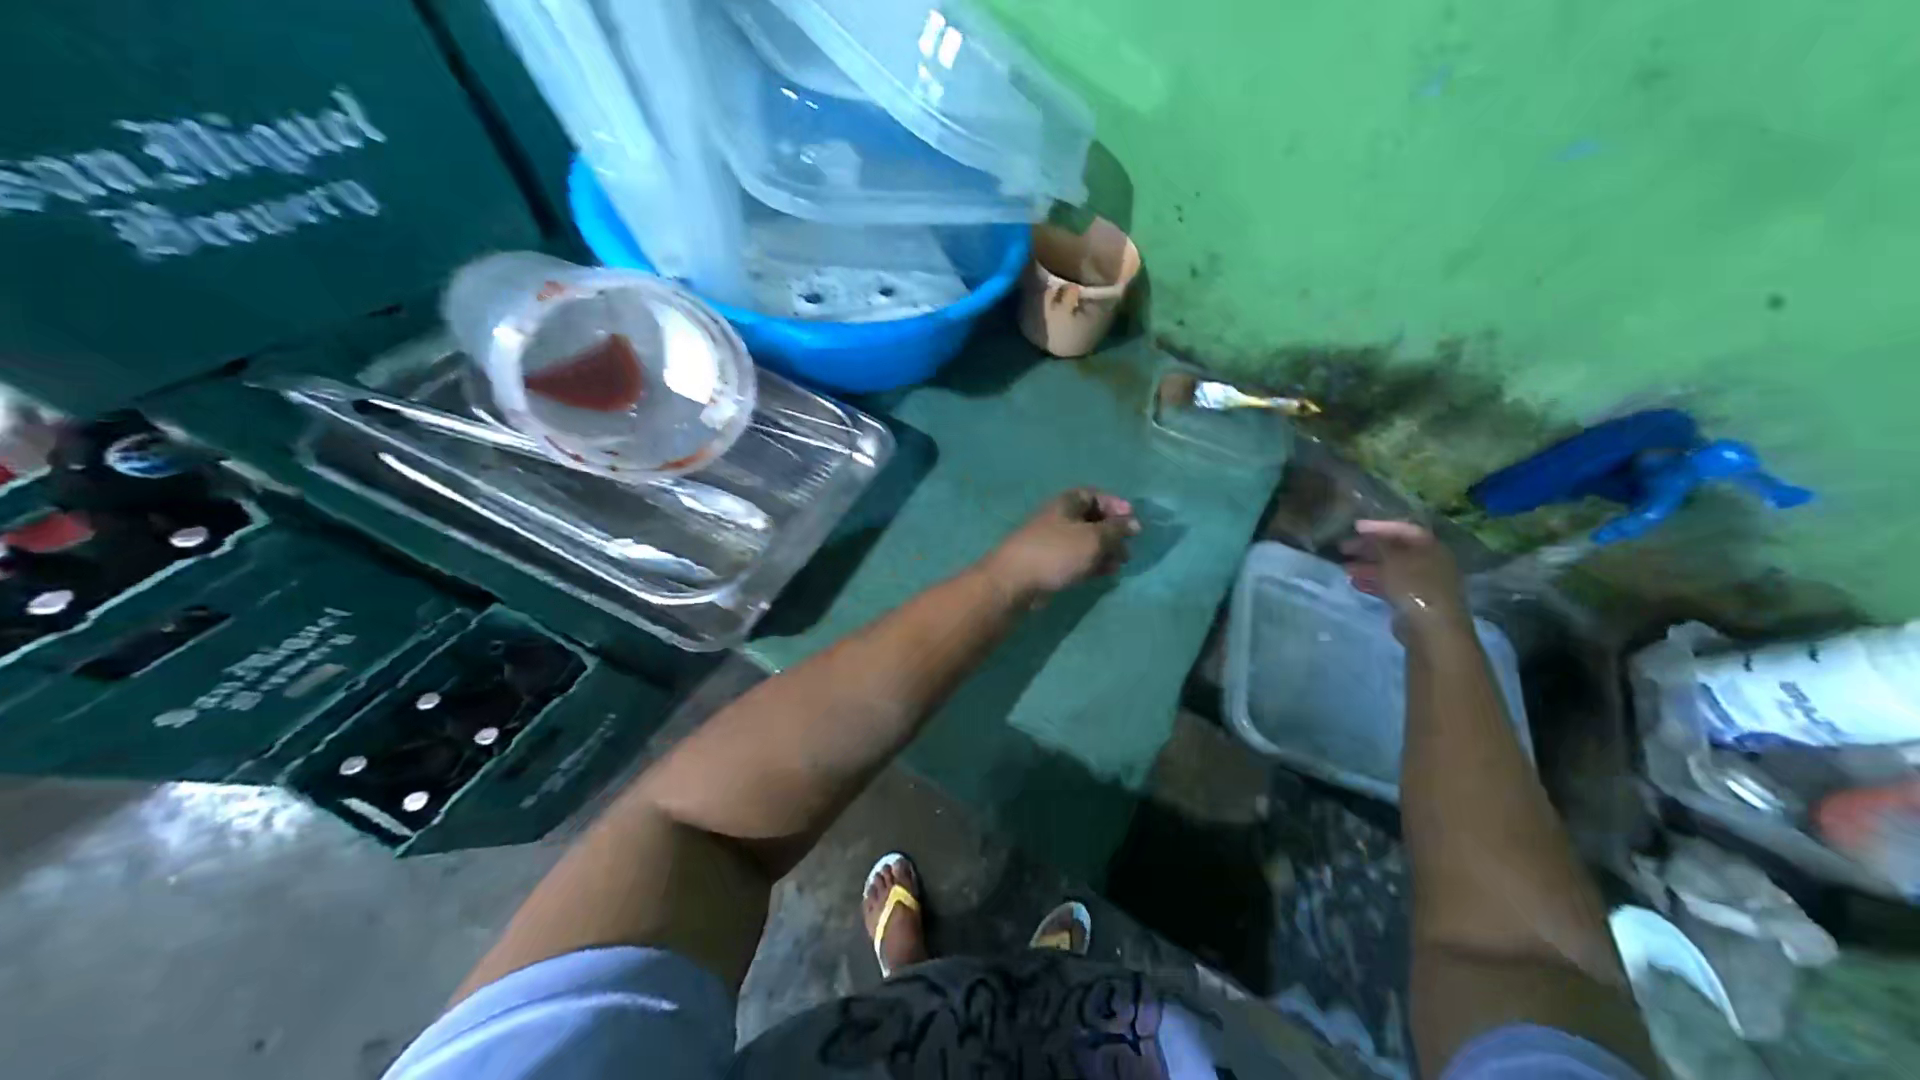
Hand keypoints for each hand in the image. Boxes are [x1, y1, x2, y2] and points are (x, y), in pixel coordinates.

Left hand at [979, 489, 1139, 598]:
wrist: (1016, 581)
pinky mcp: (1050, 563)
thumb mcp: (1094, 538)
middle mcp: (1060, 518)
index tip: (1132, 520)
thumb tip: (1134, 523)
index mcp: (1067, 503)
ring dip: (1105, 551)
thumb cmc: (1057, 552)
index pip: (1095, 495)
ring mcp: (1054, 542)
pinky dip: (1093, 563)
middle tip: (1127, 548)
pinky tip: (1106, 574)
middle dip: (1113, 532)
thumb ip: (1116, 530)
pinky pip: (1077, 559)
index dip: (1116, 505)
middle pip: (1092, 519)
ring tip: (1120, 564)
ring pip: (1086, 542)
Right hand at [1340, 520, 1471, 635]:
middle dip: (1369, 547)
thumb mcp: (1391, 560)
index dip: (1378, 526)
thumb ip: (1378, 543)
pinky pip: (1390, 584)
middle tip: (1343, 549)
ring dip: (1367, 566)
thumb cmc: (1413, 587)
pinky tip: (1355, 583)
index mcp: (1430, 547)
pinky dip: (1373, 581)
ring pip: (1391, 568)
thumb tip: (1366, 533)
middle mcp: (1429, 562)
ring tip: (1345, 568)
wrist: (1431, 629)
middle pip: (1395, 549)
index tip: (1354, 528)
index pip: (1403, 529)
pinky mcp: (1413, 600)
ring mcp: (1422, 582)